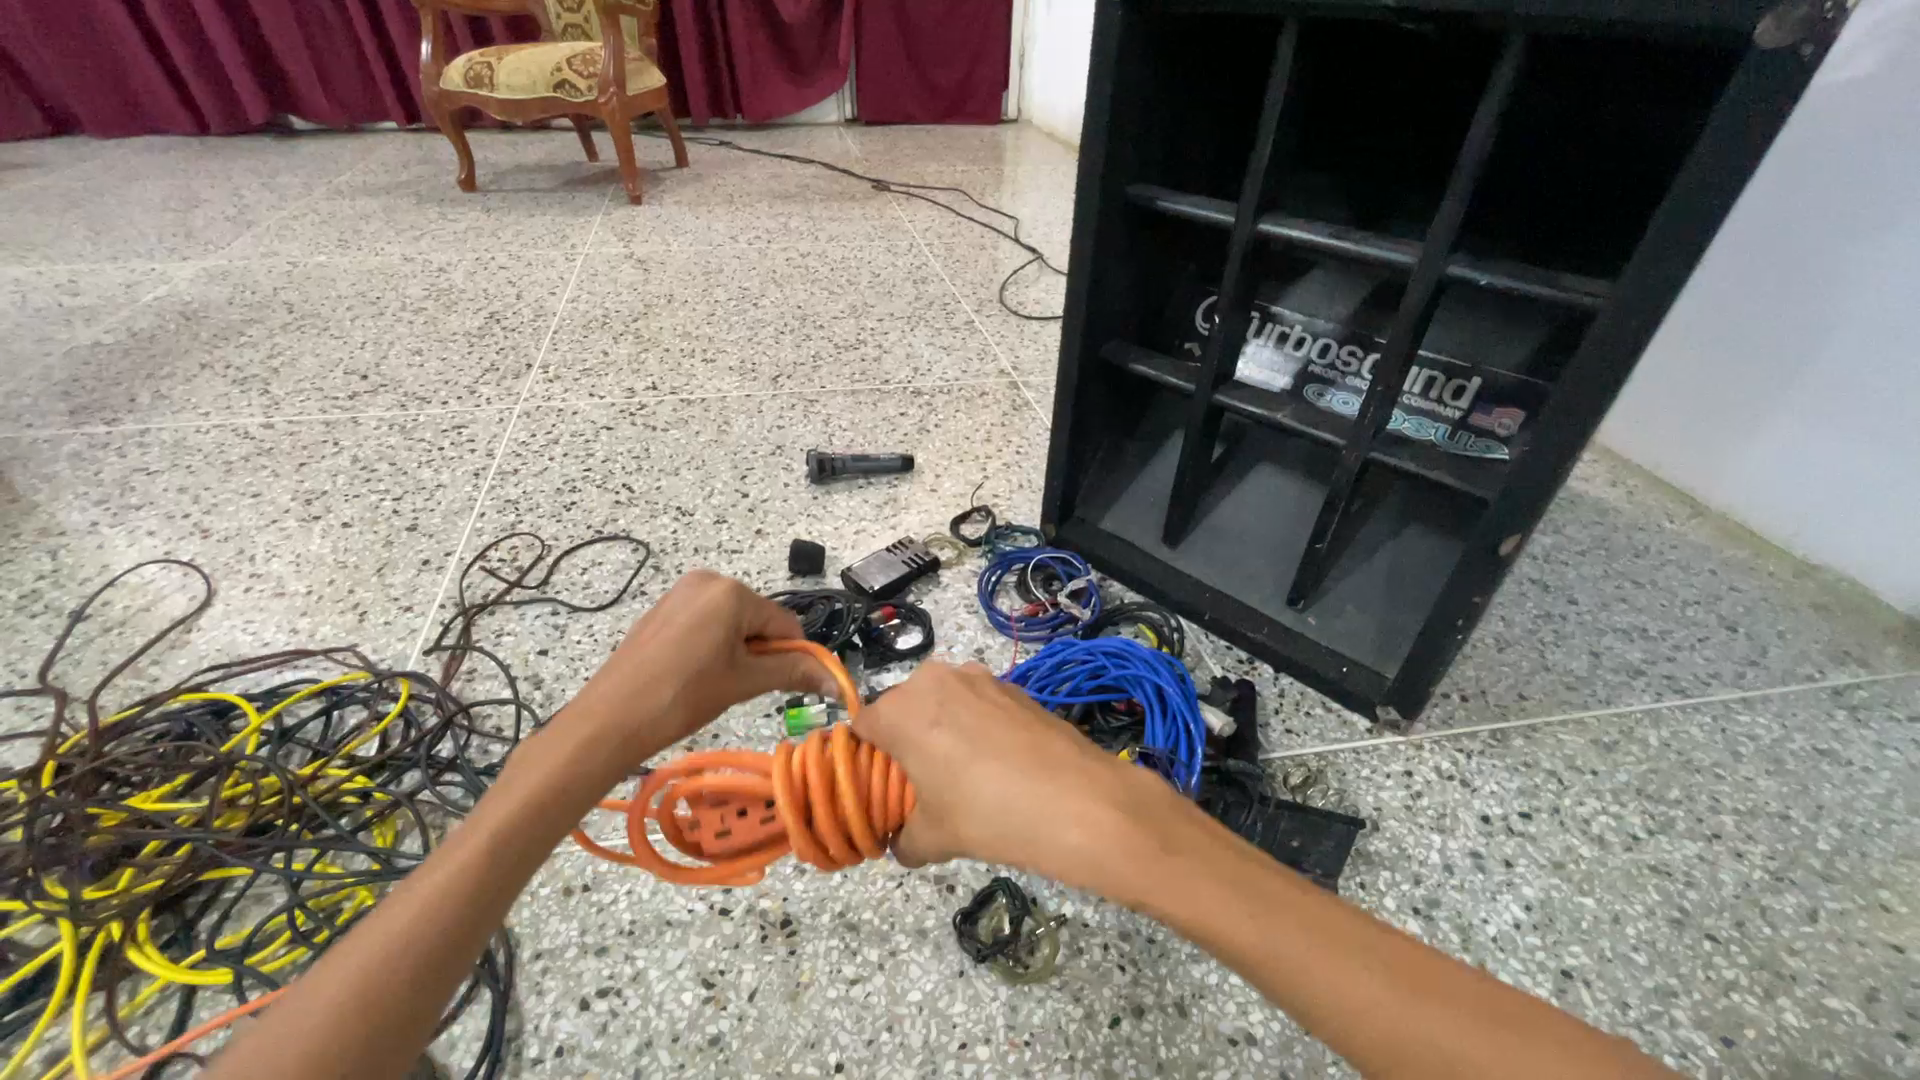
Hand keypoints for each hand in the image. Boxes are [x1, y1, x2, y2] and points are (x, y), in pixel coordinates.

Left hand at [563, 570, 836, 766]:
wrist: (611, 718)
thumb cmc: (684, 696)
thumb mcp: (745, 682)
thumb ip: (794, 671)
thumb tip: (837, 681)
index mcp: (733, 591)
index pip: (786, 624)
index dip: (792, 656)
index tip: (783, 687)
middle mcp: (708, 580)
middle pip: (758, 620)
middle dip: (759, 652)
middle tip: (737, 686)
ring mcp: (681, 593)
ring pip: (732, 623)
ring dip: (736, 652)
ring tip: (713, 683)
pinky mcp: (662, 610)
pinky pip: (705, 624)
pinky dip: (712, 647)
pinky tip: (694, 675)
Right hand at [851, 660, 1174, 891]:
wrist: (1077, 800)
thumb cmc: (988, 814)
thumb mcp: (933, 838)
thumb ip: (902, 839)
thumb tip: (900, 843)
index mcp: (901, 710)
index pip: (862, 727)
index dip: (865, 759)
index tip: (878, 787)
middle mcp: (936, 680)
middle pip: (903, 710)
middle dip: (905, 743)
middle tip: (921, 786)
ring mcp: (980, 678)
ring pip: (942, 704)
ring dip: (943, 732)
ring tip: (964, 777)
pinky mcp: (1014, 687)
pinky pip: (977, 705)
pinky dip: (978, 728)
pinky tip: (999, 766)